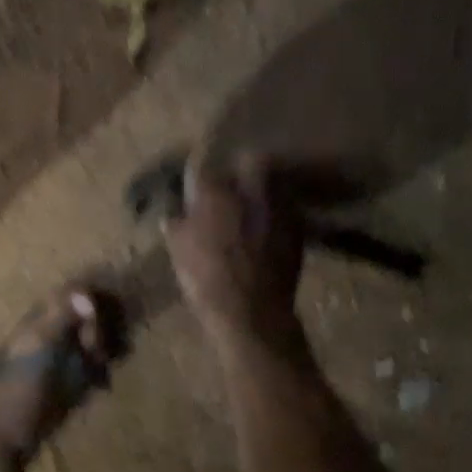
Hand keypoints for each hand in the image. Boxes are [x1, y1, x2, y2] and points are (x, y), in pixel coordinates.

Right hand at [161, 154, 304, 342]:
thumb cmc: (204, 277)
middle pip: (251, 161)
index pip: (202, 163)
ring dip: (263, 185)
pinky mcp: (296, 227)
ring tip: (253, 197)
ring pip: (273, 181)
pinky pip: (285, 206)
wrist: (250, 310)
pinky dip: (276, 209)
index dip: (198, 161)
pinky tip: (266, 222)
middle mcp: (248, 192)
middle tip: (233, 178)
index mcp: (212, 194)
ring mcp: (277, 208)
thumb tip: (175, 214)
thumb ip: (177, 224)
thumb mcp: (177, 249)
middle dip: (242, 165)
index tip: (194, 162)